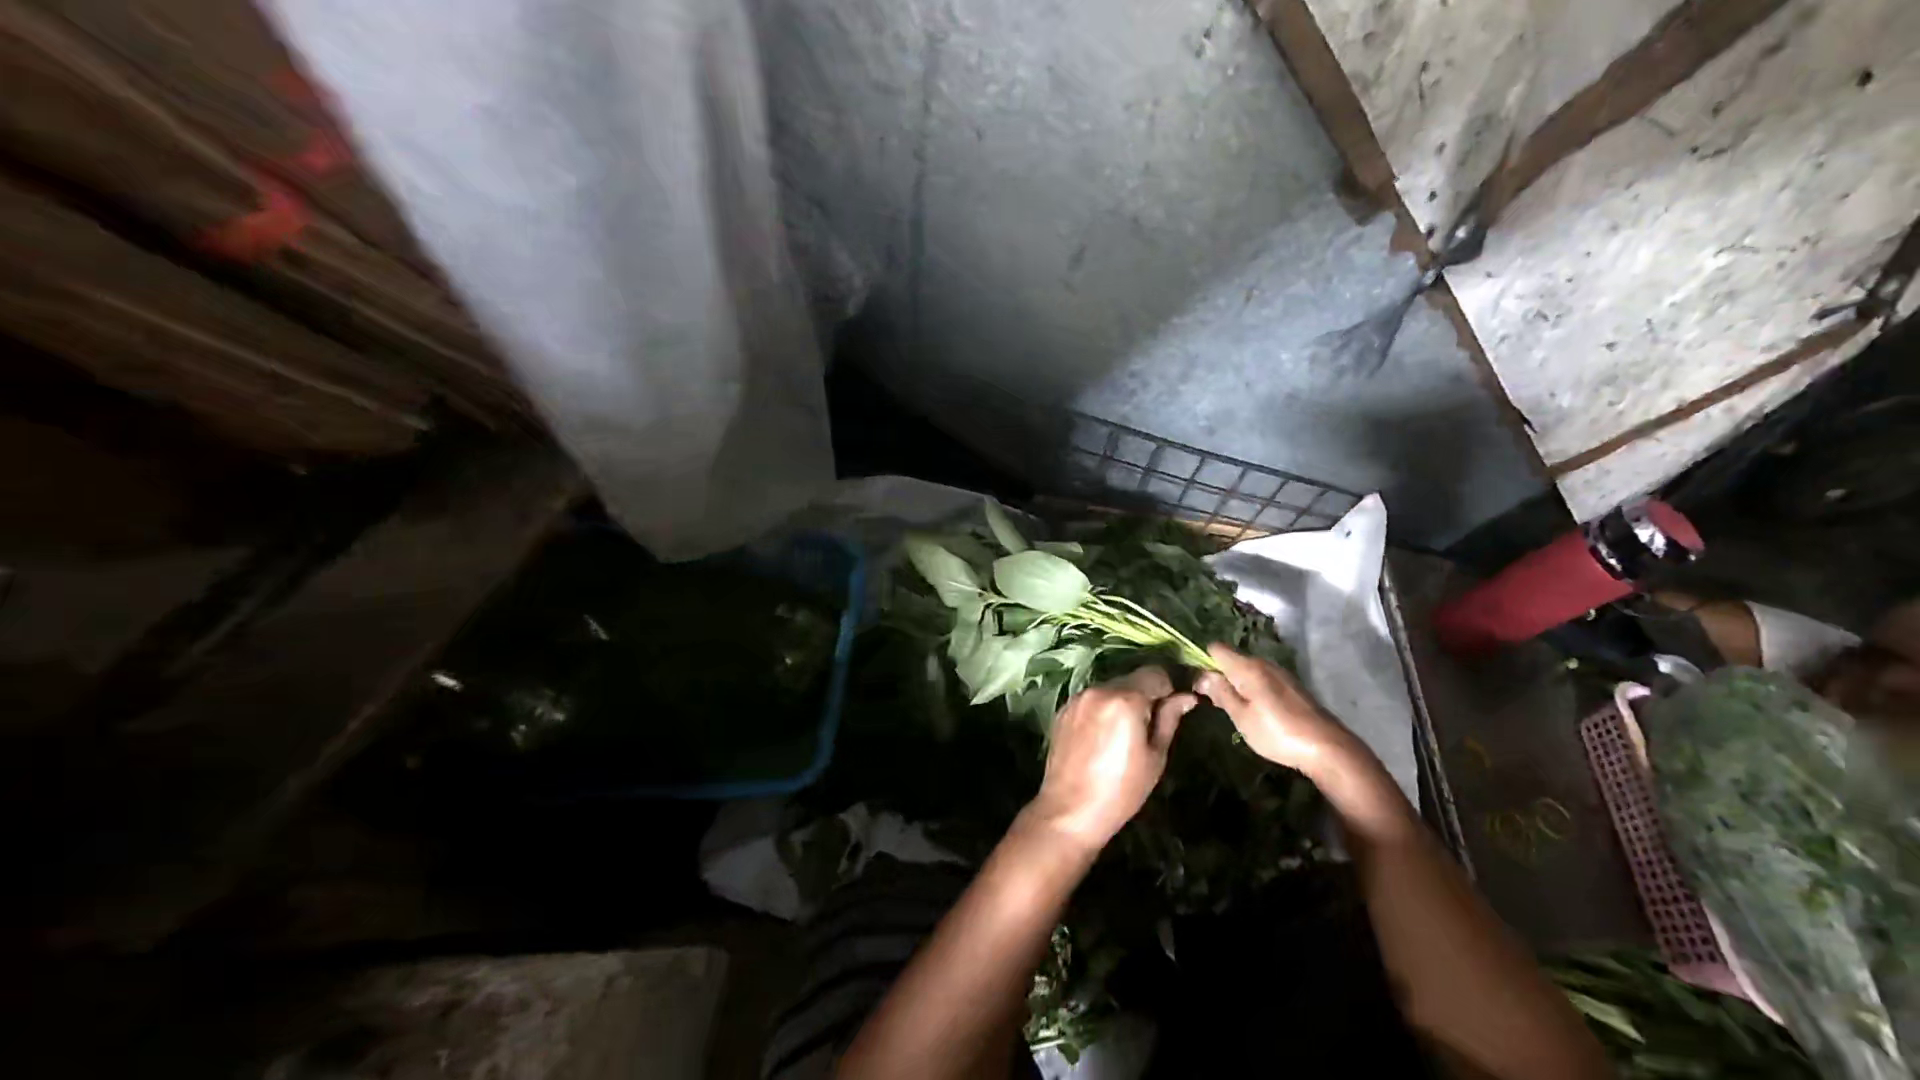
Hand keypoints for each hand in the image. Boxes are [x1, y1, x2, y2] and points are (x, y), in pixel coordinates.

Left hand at [1024, 666, 1197, 849]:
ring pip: (1111, 687)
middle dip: (1146, 694)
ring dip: (1123, 700)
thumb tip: (1187, 698)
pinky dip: (1103, 708)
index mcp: (1124, 699)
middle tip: (1150, 727)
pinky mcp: (1064, 709)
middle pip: (1132, 678)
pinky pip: (1092, 699)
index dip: (1169, 688)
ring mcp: (1077, 698)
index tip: (1173, 709)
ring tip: (1125, 735)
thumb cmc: (1121, 790)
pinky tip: (1103, 736)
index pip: (1156, 673)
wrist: (1070, 810)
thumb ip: (1169, 719)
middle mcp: (1098, 690)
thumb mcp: (1155, 757)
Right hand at [1195, 644, 1359, 776]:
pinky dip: (1252, 689)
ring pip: (1247, 670)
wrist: (1327, 747)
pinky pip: (1262, 679)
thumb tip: (1201, 676)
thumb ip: (1221, 693)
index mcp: (1248, 667)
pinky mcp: (1291, 686)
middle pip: (1232, 659)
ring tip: (1232, 709)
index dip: (1202, 662)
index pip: (1215, 649)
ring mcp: (1280, 674)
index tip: (1197, 684)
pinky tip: (1255, 711)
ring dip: (1236, 683)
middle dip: (1218, 675)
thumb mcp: (1241, 717)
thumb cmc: (1278, 733)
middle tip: (1211, 702)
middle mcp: (1264, 663)